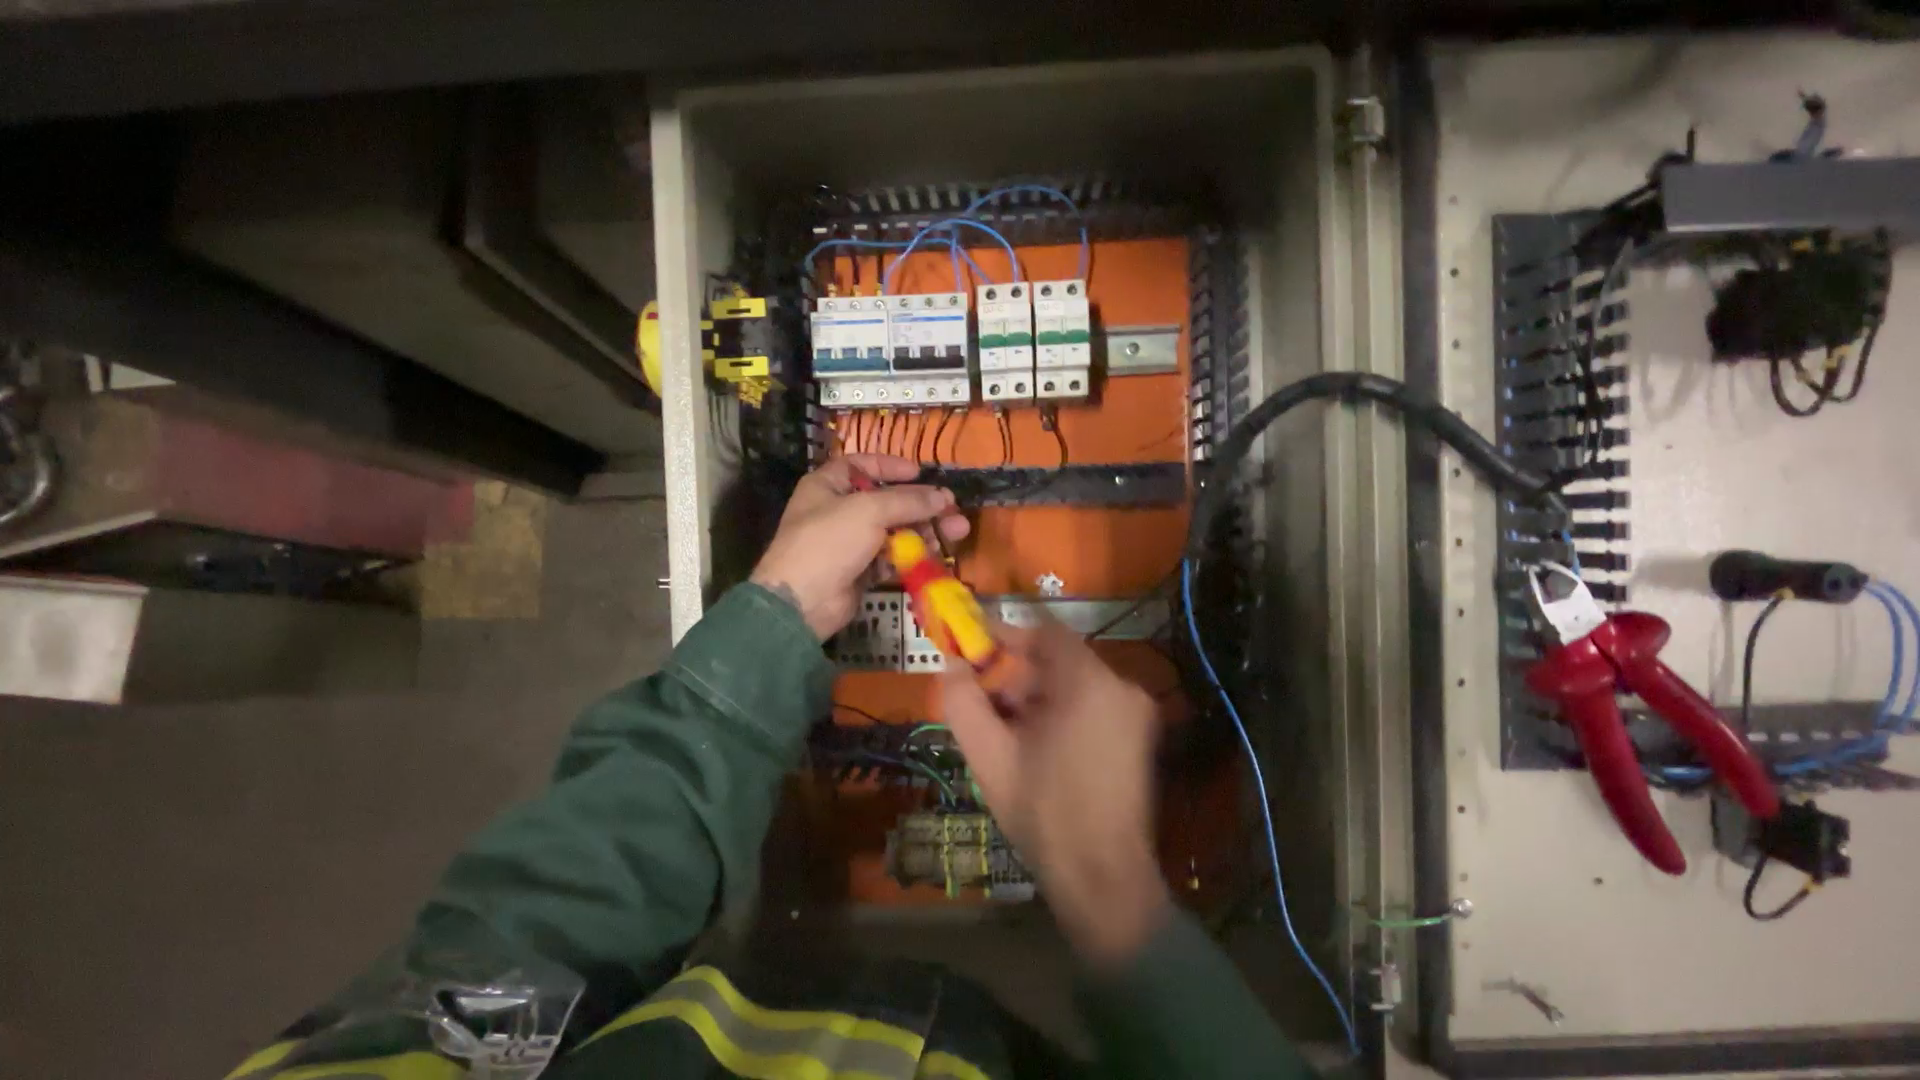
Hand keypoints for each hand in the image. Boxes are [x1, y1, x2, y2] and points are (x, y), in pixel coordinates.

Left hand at [750, 454, 969, 640]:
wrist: (802, 601)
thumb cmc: (829, 542)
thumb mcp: (868, 511)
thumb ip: (908, 501)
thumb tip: (944, 496)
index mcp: (827, 485)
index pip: (862, 466)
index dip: (891, 467)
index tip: (920, 473)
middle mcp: (838, 511)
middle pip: (887, 501)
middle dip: (921, 505)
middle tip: (953, 509)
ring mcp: (849, 543)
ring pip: (894, 531)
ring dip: (925, 530)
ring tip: (957, 531)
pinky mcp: (860, 571)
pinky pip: (892, 557)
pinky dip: (913, 555)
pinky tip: (937, 555)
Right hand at [940, 621, 1170, 967]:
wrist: (1102, 877)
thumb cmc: (1043, 813)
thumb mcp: (989, 757)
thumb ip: (963, 702)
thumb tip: (950, 663)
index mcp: (1090, 684)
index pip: (1046, 633)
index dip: (1006, 637)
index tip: (973, 650)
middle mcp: (1123, 688)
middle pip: (1061, 661)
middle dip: (1019, 675)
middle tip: (984, 700)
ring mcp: (1137, 715)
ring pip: (1076, 686)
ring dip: (1038, 698)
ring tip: (1005, 730)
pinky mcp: (1141, 739)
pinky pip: (1093, 707)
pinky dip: (1062, 714)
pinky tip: (1036, 747)